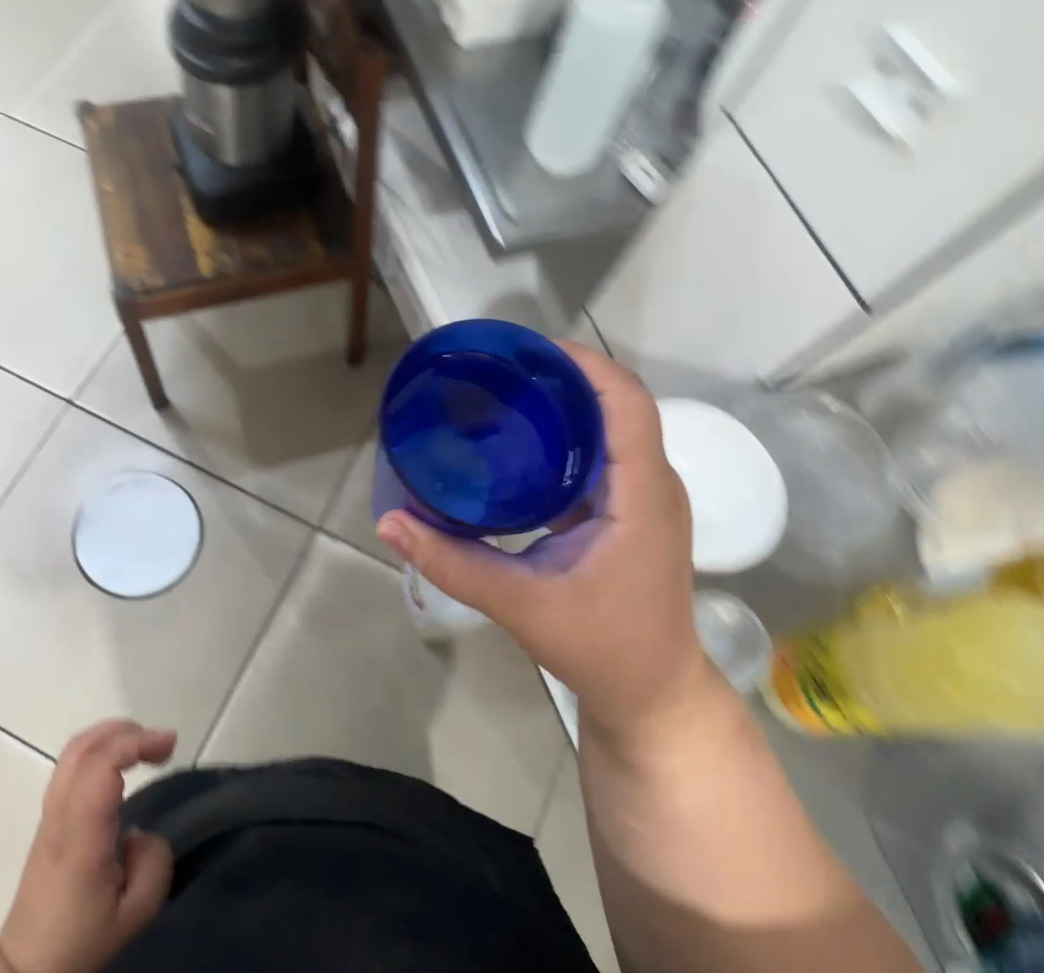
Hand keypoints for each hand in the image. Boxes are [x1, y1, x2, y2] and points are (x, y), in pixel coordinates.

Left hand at [0, 721, 177, 972]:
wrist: (26, 964)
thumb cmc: (81, 940)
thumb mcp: (135, 914)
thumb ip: (153, 864)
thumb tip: (141, 833)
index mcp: (80, 836)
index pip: (99, 767)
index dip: (135, 743)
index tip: (170, 746)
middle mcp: (59, 816)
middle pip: (81, 748)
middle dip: (126, 731)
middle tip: (163, 742)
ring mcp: (49, 816)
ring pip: (73, 753)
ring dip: (111, 738)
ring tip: (146, 747)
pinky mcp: (48, 822)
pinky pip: (71, 769)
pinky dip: (100, 753)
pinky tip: (123, 768)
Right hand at [376, 340, 727, 743]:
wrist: (652, 693)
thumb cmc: (600, 648)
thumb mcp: (521, 605)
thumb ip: (453, 563)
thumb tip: (390, 523)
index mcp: (640, 495)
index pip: (625, 401)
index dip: (581, 364)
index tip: (522, 351)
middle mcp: (652, 485)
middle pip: (616, 404)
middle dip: (560, 378)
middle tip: (496, 371)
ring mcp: (647, 499)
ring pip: (611, 429)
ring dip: (564, 407)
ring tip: (503, 396)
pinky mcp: (633, 513)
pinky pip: (604, 457)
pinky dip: (566, 440)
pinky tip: (520, 448)